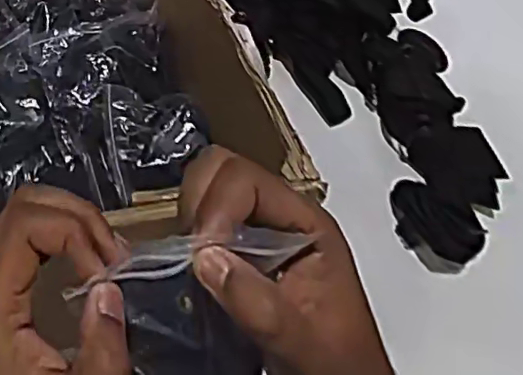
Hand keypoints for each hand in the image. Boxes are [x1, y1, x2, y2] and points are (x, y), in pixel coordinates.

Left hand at [0, 186, 129, 374]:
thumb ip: (100, 352)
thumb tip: (109, 287)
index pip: (22, 224)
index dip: (70, 230)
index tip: (109, 271)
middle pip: (21, 207)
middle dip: (75, 215)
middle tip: (117, 255)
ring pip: (26, 217)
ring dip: (72, 222)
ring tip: (112, 258)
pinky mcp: (10, 296)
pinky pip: (31, 241)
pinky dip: (65, 237)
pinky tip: (94, 264)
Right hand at [179, 147, 393, 374]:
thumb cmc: (335, 365)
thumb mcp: (305, 345)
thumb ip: (264, 308)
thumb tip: (207, 259)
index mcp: (306, 222)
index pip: (244, 178)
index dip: (216, 206)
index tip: (202, 249)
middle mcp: (279, 211)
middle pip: (219, 167)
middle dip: (197, 201)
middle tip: (192, 247)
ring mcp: (255, 222)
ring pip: (204, 183)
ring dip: (190, 214)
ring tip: (193, 256)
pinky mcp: (235, 236)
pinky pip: (198, 210)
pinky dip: (187, 228)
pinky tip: (193, 261)